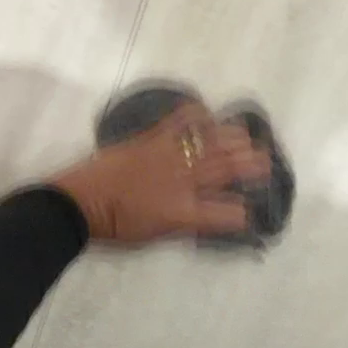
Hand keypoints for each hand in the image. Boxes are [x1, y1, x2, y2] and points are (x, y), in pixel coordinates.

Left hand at [52, 102, 273, 243]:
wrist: (79, 203)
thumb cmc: (115, 227)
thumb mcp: (154, 236)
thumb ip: (183, 224)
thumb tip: (204, 218)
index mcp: (184, 211)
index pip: (224, 213)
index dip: (240, 214)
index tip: (250, 214)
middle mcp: (182, 181)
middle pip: (225, 170)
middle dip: (251, 165)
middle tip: (267, 161)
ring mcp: (167, 156)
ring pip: (210, 144)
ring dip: (234, 139)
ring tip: (249, 137)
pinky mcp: (150, 139)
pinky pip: (179, 121)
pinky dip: (196, 115)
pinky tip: (207, 112)